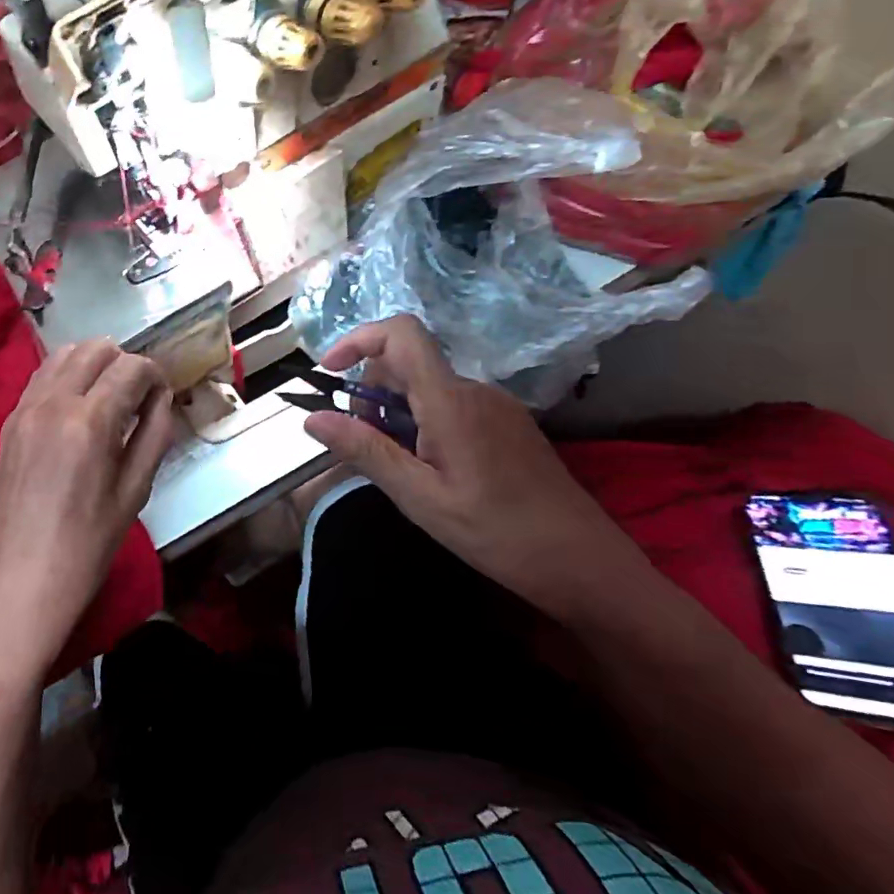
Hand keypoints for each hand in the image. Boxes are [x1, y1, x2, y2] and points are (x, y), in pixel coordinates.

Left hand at [0, 340, 175, 682]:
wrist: (19, 580)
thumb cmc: (87, 545)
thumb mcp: (135, 491)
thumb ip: (154, 434)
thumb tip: (160, 397)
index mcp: (90, 422)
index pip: (131, 367)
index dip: (155, 375)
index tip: (162, 398)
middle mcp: (53, 403)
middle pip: (96, 348)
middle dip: (125, 362)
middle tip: (137, 397)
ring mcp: (24, 409)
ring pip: (64, 354)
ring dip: (94, 364)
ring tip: (109, 397)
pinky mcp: (9, 422)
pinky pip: (42, 377)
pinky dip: (67, 376)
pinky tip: (79, 407)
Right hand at [301, 316, 653, 622]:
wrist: (580, 559)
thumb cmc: (497, 533)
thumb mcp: (419, 498)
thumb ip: (366, 452)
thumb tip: (313, 419)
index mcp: (450, 401)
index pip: (402, 334)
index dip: (358, 339)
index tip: (329, 373)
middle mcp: (474, 389)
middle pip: (408, 364)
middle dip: (372, 393)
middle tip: (364, 446)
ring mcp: (496, 404)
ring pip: (428, 388)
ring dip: (398, 414)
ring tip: (400, 470)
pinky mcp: (508, 423)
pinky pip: (453, 406)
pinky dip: (425, 423)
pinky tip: (433, 471)